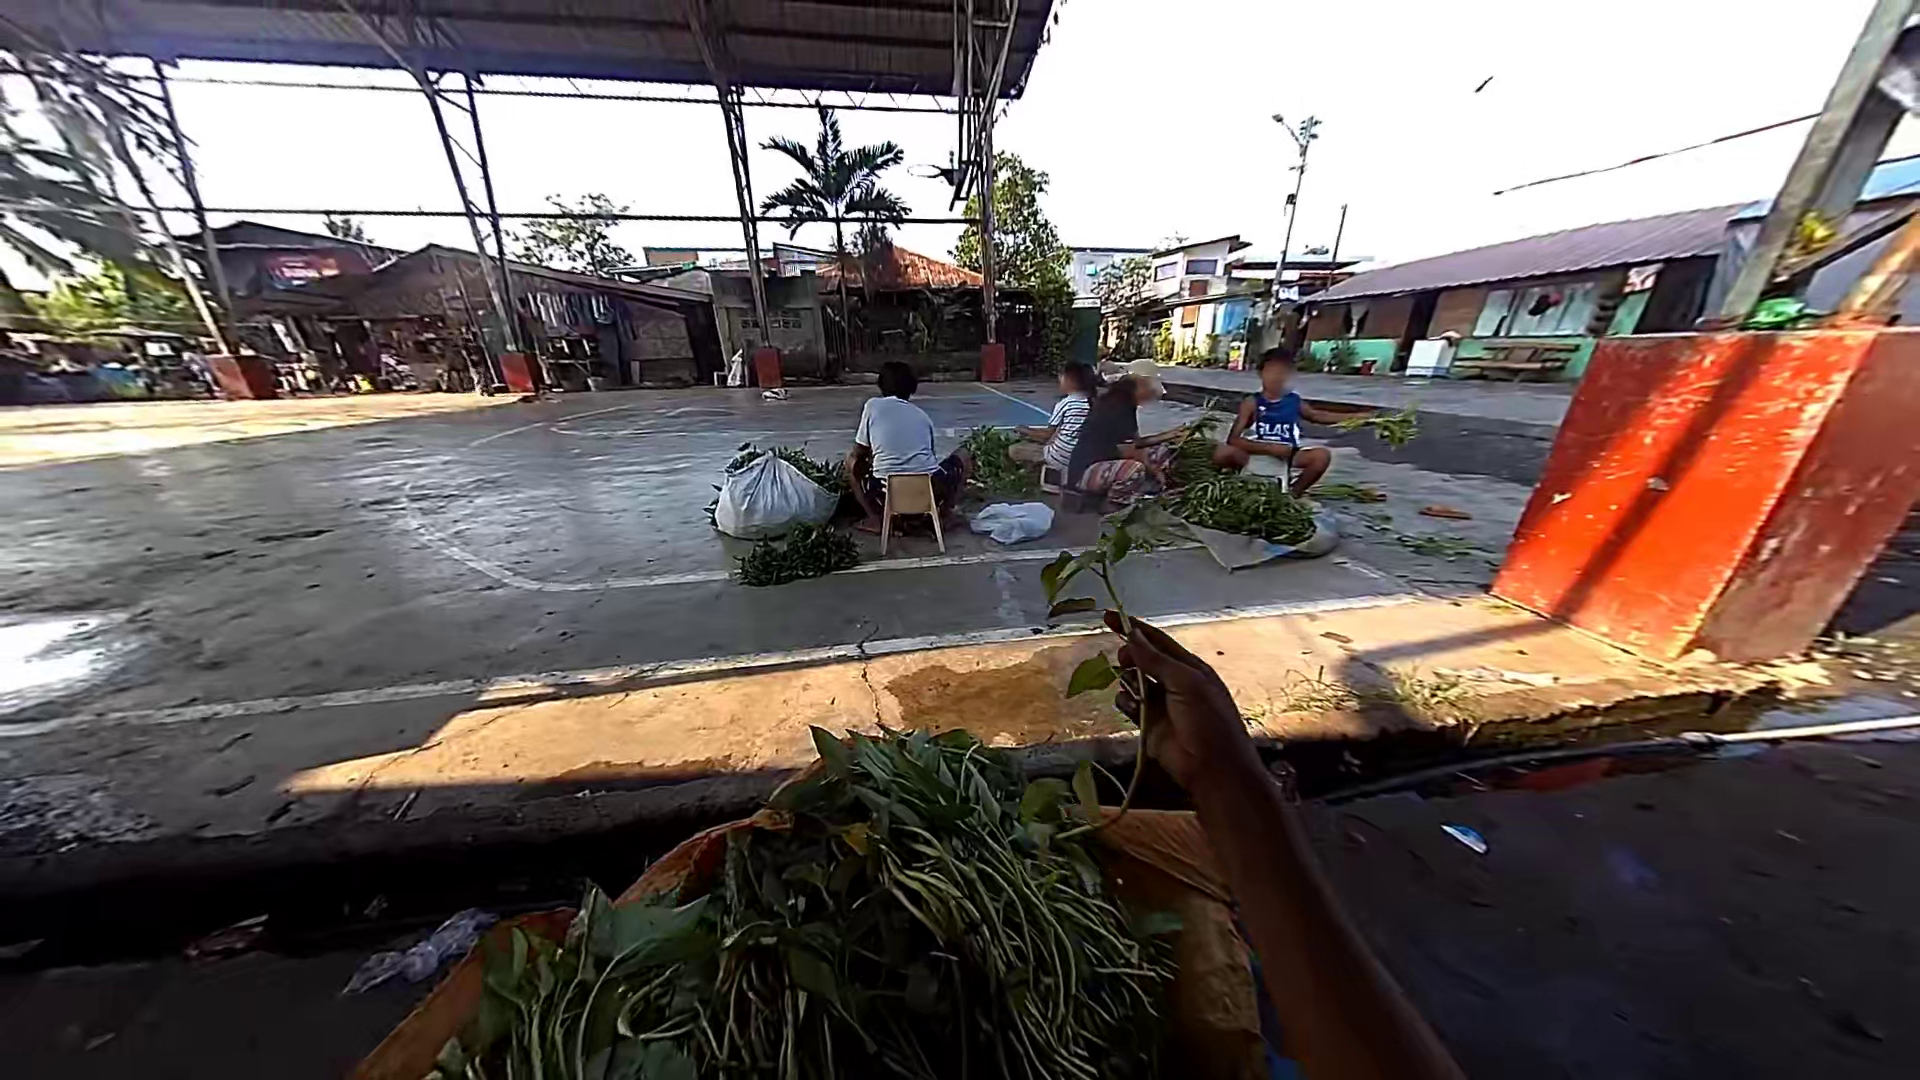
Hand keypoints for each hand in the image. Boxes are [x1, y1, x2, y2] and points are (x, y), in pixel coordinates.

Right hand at [1105, 611, 1260, 790]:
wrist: (1212, 768)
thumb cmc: (1207, 720)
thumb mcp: (1185, 682)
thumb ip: (1155, 659)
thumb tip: (1132, 634)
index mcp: (1188, 667)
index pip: (1156, 640)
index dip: (1133, 628)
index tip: (1108, 616)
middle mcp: (1173, 682)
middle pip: (1142, 658)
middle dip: (1129, 655)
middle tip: (1123, 660)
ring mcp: (1159, 702)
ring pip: (1132, 680)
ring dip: (1127, 680)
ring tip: (1133, 688)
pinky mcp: (1147, 722)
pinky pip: (1128, 703)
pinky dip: (1125, 701)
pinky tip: (1131, 707)